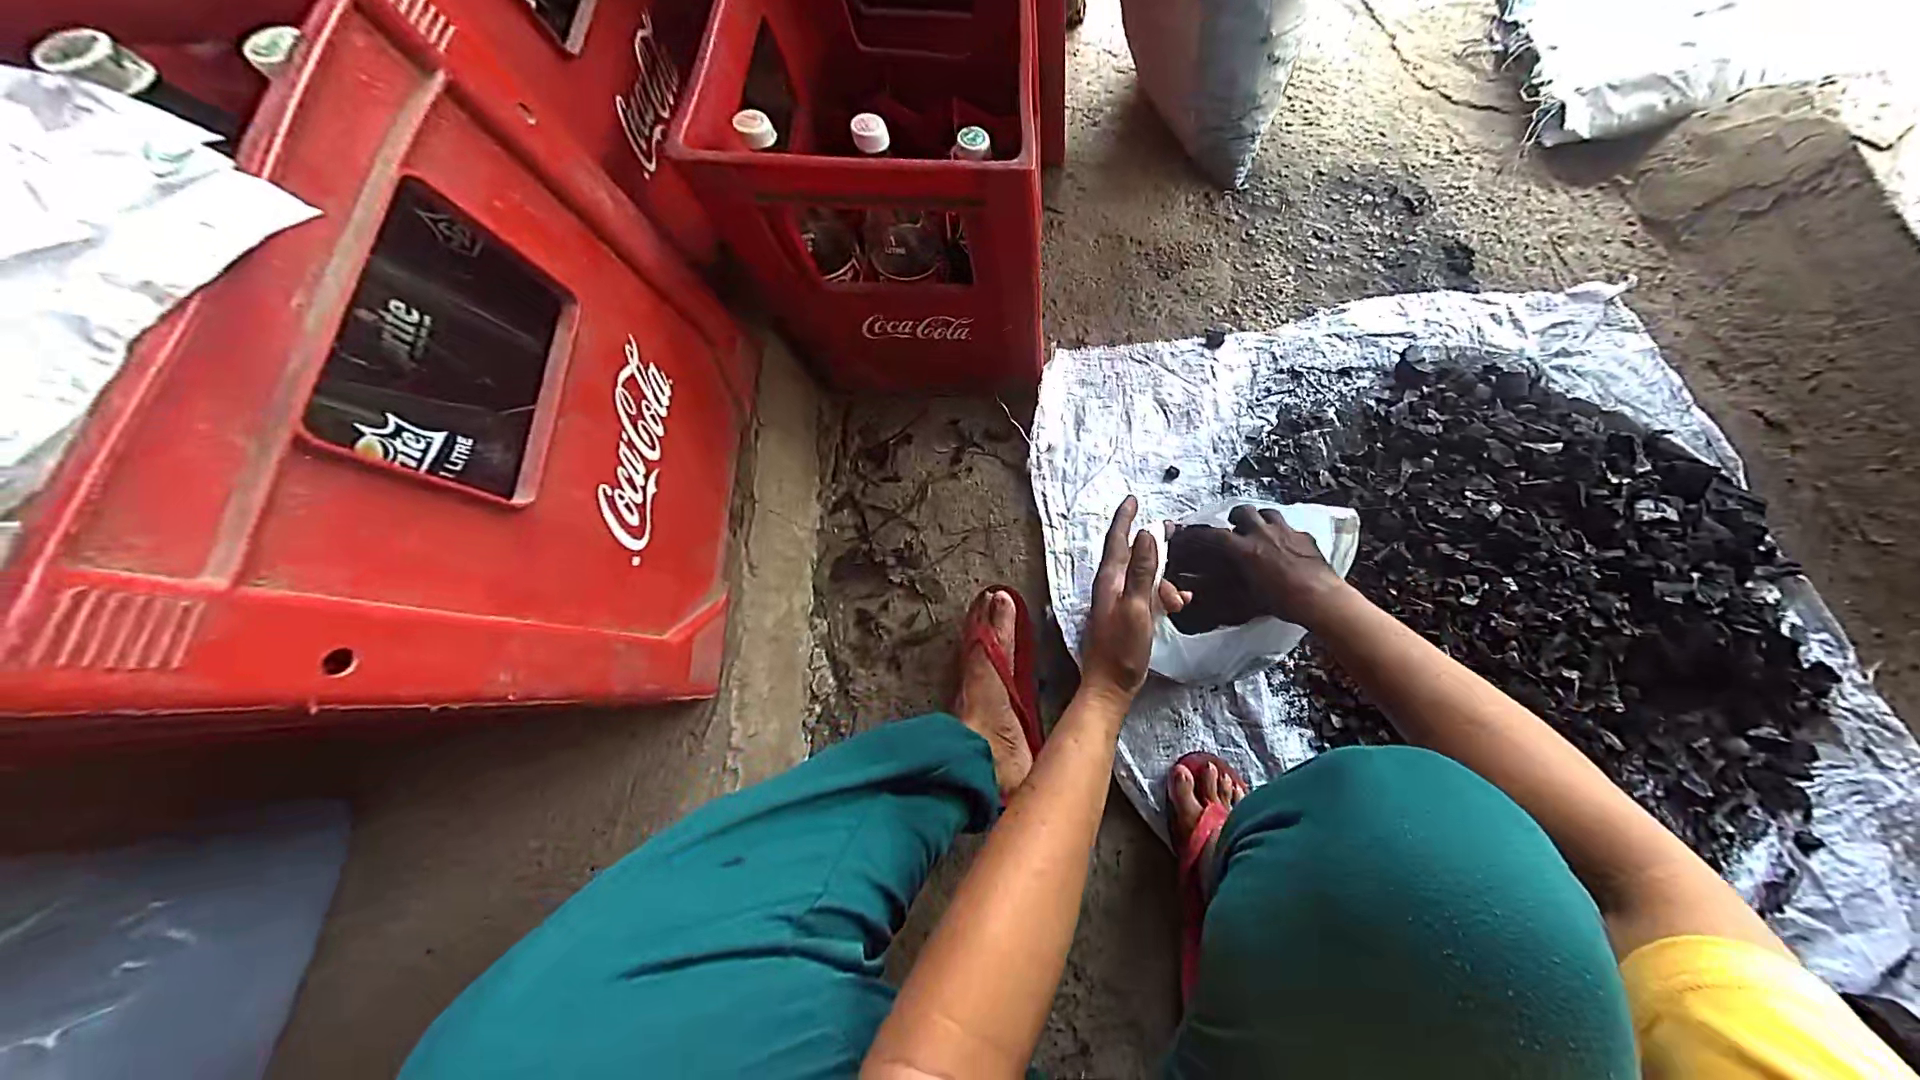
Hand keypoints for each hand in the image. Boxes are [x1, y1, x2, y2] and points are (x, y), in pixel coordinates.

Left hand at [1079, 497, 1186, 703]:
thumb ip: (1142, 572)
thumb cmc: (1122, 649)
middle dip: (1153, 545)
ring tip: (1179, 599)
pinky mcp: (1127, 615)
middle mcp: (1110, 586)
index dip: (1124, 519)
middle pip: (1132, 554)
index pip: (1116, 541)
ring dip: (1163, 581)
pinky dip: (1162, 595)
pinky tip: (1178, 604)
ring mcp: (1117, 601)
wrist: (1111, 684)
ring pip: (1144, 576)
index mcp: (1108, 581)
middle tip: (1172, 533)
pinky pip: (1147, 594)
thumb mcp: (1137, 608)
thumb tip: (1147, 534)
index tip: (1132, 499)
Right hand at [1166, 506, 1350, 627]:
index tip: (1193, 535)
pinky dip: (1283, 532)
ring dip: (1260, 519)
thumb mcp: (1250, 593)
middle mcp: (1263, 533)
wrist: (1321, 599)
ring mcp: (1286, 531)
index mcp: (1245, 549)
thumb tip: (1227, 578)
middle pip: (1243, 511)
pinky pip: (1289, 527)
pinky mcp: (1305, 536)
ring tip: (1260, 529)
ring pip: (1267, 512)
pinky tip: (1285, 544)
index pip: (1215, 535)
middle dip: (1236, 516)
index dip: (1201, 534)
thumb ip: (1237, 578)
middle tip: (1235, 527)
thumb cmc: (1282, 601)